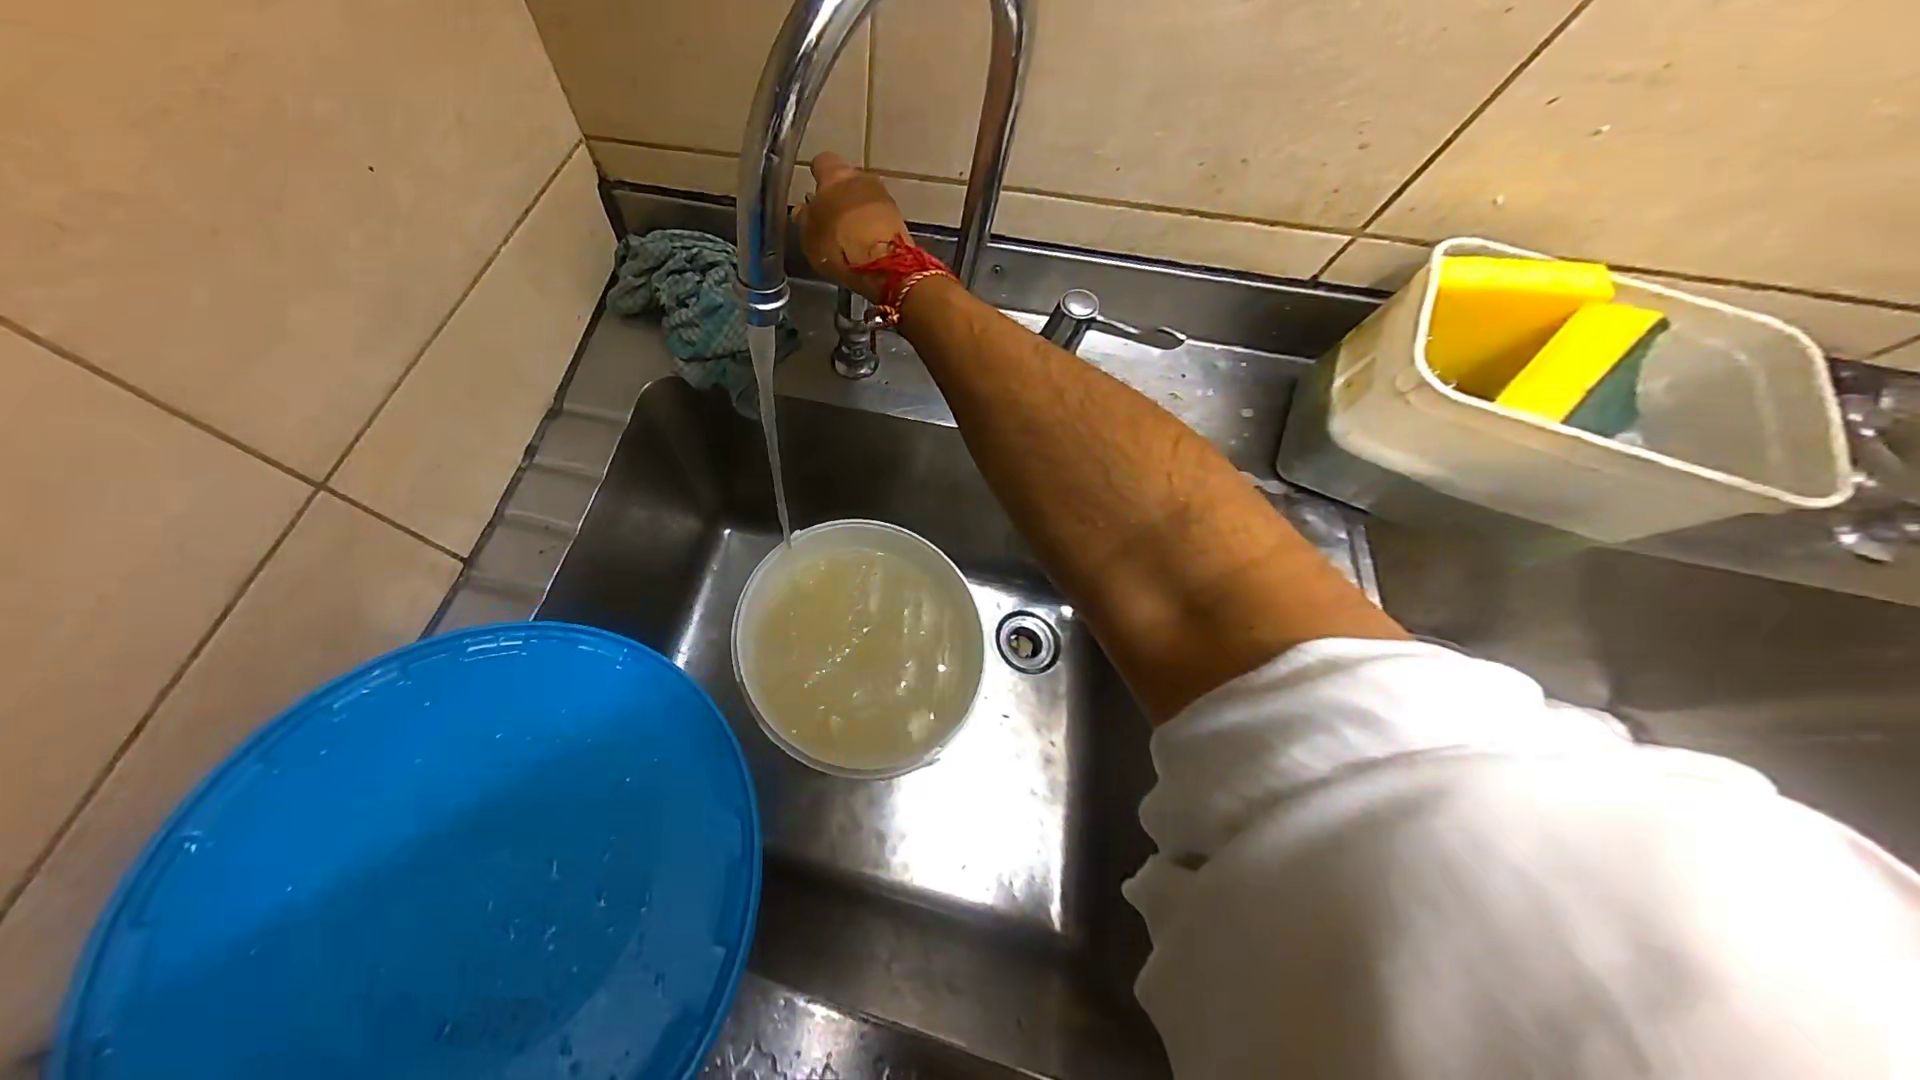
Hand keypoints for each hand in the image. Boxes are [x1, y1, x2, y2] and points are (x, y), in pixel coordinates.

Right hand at [794, 152, 912, 303]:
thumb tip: (804, 209)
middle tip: (833, 220)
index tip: (814, 192)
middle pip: (849, 180)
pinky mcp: (901, 220)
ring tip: (851, 237)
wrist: (884, 265)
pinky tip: (867, 246)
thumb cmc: (838, 245)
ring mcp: (885, 197)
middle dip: (841, 195)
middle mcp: (863, 177)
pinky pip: (880, 219)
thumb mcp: (808, 236)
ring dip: (859, 213)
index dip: (818, 176)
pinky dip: (874, 228)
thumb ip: (805, 218)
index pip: (822, 162)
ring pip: (866, 199)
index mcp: (835, 174)